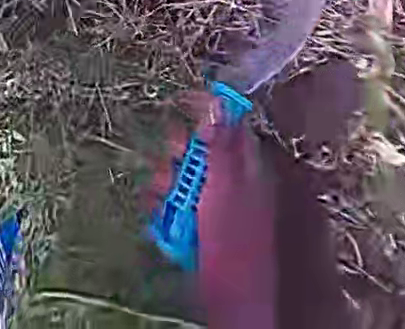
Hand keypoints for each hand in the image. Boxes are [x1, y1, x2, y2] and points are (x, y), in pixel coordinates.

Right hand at [154, 95, 278, 328]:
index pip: (228, 122)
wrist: (230, 304)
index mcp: (246, 166)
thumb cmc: (232, 240)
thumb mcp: (225, 186)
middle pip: (199, 147)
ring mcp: (214, 204)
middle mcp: (231, 179)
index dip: (207, 109)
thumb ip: (221, 144)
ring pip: (183, 174)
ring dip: (166, 179)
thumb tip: (219, 101)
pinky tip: (158, 214)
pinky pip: (176, 201)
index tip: (182, 101)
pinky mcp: (198, 224)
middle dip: (179, 151)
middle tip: (172, 163)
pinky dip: (163, 204)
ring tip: (161, 196)